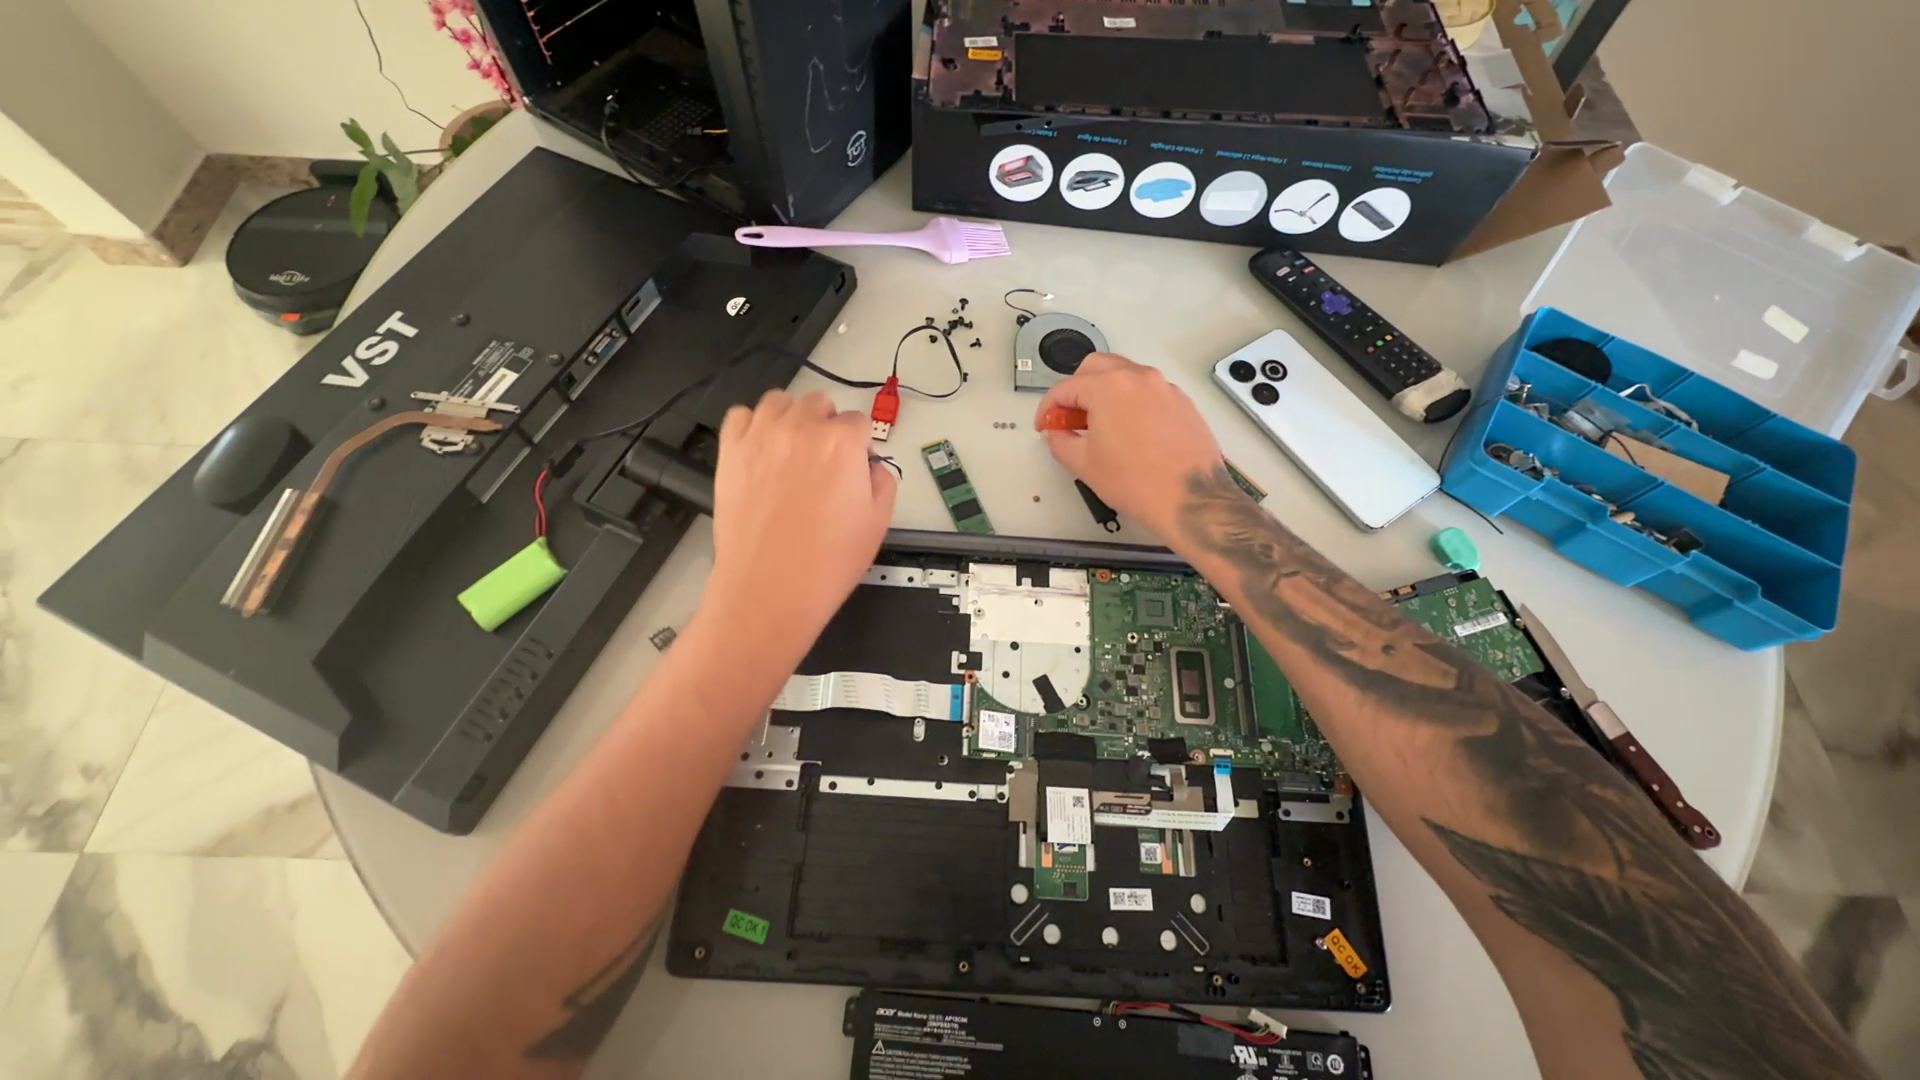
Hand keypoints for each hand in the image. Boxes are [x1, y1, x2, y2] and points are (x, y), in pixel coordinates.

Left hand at [707, 390, 896, 651]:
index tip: (856, 462)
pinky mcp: (731, 453)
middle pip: (819, 403)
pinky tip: (762, 448)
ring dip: (792, 416)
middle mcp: (801, 430)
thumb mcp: (878, 523)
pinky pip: (740, 416)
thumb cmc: (824, 563)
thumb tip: (873, 468)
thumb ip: (883, 482)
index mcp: (842, 444)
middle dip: (828, 423)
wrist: (770, 589)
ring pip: (780, 401)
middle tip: (827, 456)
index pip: (859, 422)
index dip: (861, 444)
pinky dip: (753, 425)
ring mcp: (761, 438)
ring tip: (794, 446)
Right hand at [1034, 354, 1227, 538]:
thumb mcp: (1084, 464)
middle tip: (1070, 417)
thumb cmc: (1135, 482)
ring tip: (1100, 424)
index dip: (1048, 407)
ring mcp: (1164, 387)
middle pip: (1096, 367)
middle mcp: (1138, 377)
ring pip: (1126, 375)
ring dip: (1106, 391)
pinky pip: (1149, 390)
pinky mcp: (1183, 402)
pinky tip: (1130, 430)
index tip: (1045, 424)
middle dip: (1077, 388)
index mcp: (1108, 387)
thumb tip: (1057, 434)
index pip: (1066, 387)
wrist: (1189, 498)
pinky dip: (1132, 401)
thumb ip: (1061, 442)